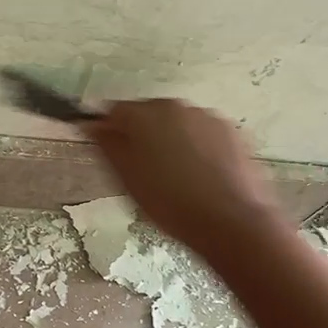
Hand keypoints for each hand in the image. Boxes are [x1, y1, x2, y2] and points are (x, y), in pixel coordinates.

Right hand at [82, 99, 288, 254]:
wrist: (230, 221)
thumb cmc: (170, 203)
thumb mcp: (128, 179)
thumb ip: (108, 145)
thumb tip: (93, 125)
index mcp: (145, 115)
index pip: (116, 111)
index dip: (110, 130)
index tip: (110, 152)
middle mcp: (176, 106)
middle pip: (150, 114)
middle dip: (144, 135)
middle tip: (145, 170)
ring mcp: (208, 117)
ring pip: (180, 124)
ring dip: (173, 140)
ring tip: (177, 177)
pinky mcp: (234, 132)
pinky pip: (206, 134)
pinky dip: (200, 148)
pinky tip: (202, 176)